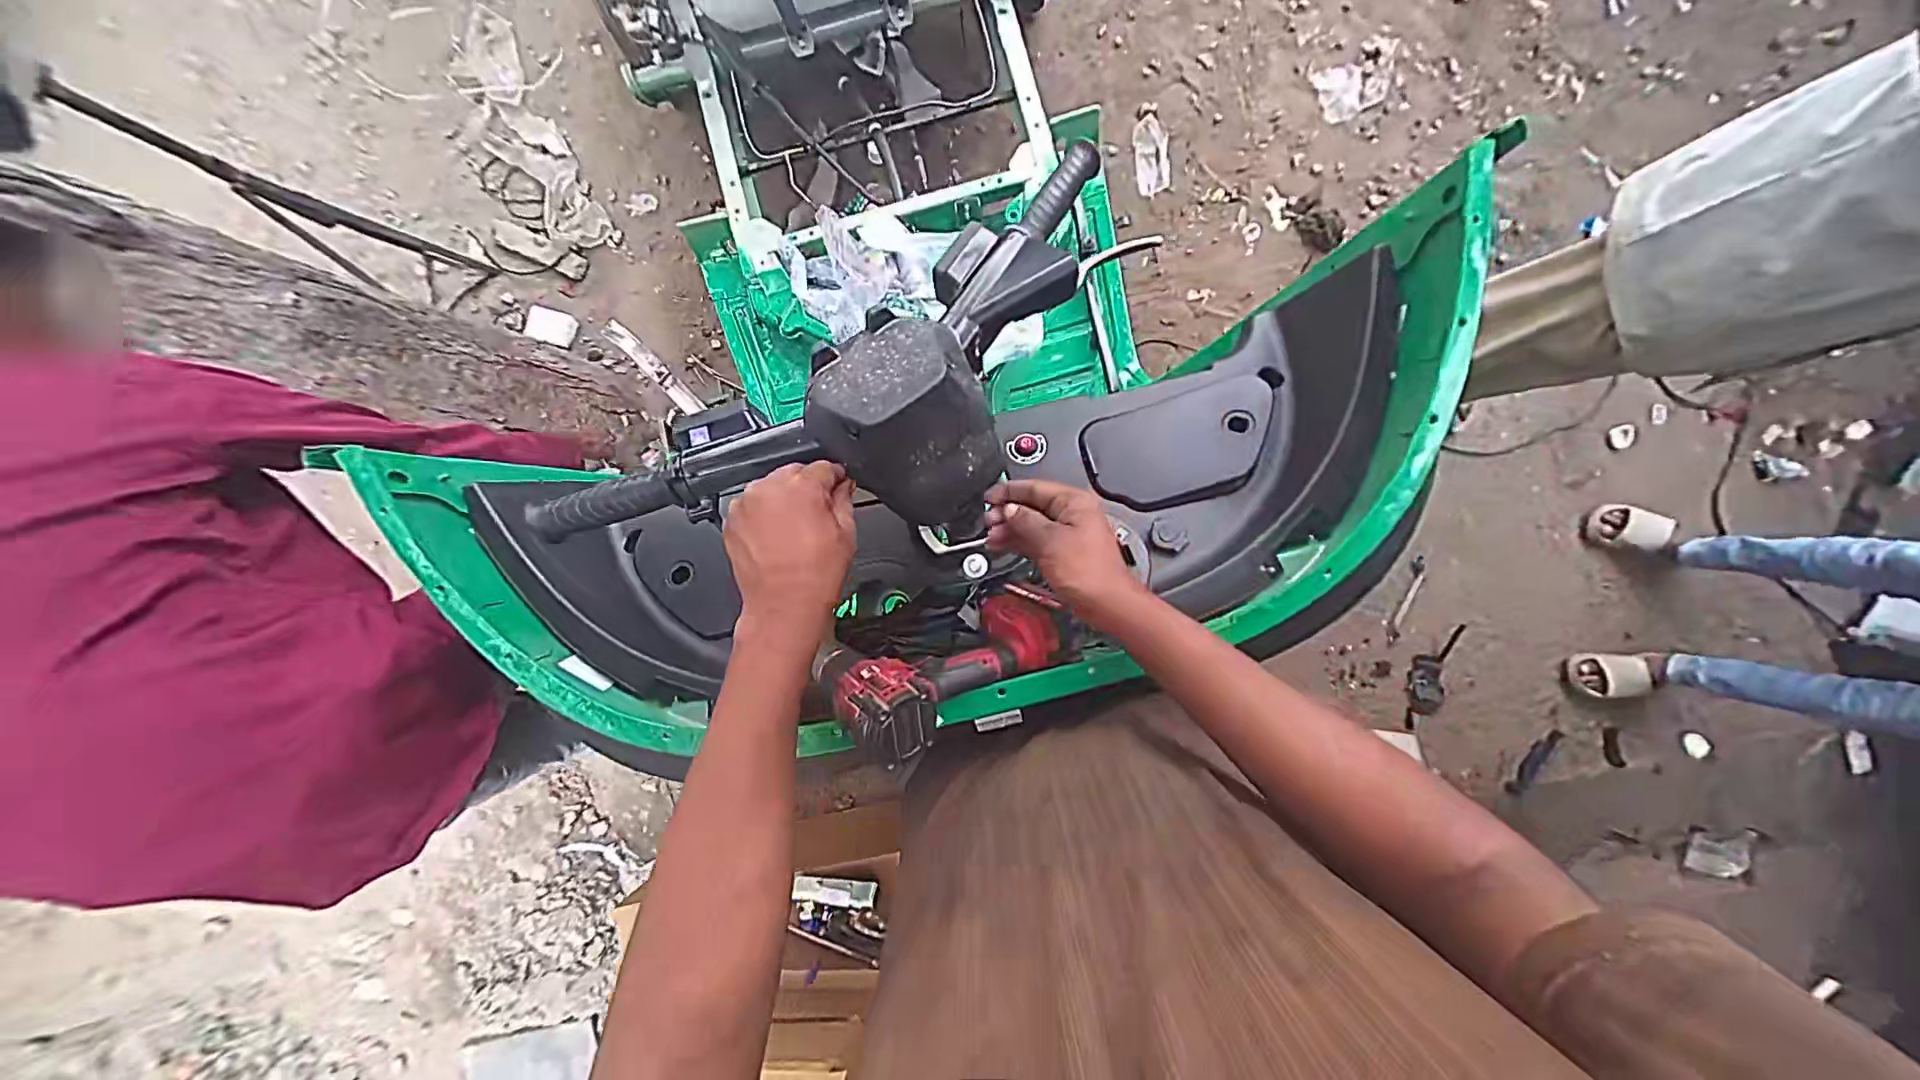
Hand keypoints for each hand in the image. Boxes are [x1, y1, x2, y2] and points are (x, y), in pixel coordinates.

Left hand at [724, 462, 855, 631]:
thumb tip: (843, 487)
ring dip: (785, 500)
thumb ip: (844, 499)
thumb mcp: (846, 533)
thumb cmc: (814, 576)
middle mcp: (769, 489)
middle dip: (808, 487)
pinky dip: (765, 515)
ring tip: (797, 529)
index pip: (824, 467)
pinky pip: (754, 506)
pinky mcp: (733, 521)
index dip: (836, 477)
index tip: (839, 485)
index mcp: (801, 487)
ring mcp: (746, 505)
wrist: (784, 606)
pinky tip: (779, 537)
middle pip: (794, 473)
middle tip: (819, 514)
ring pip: (772, 488)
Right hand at [986, 479, 1145, 625]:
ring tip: (992, 535)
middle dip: (1007, 512)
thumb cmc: (1090, 572)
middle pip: (1032, 506)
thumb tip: (1009, 509)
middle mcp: (1073, 515)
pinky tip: (1003, 544)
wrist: (1106, 603)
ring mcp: (1068, 534)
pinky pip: (1036, 540)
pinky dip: (1019, 542)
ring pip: (1032, 524)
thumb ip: (1025, 521)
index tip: (990, 497)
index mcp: (1074, 503)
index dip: (1009, 492)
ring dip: (1010, 529)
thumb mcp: (1050, 540)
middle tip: (989, 520)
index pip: (1035, 488)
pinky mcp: (1064, 552)